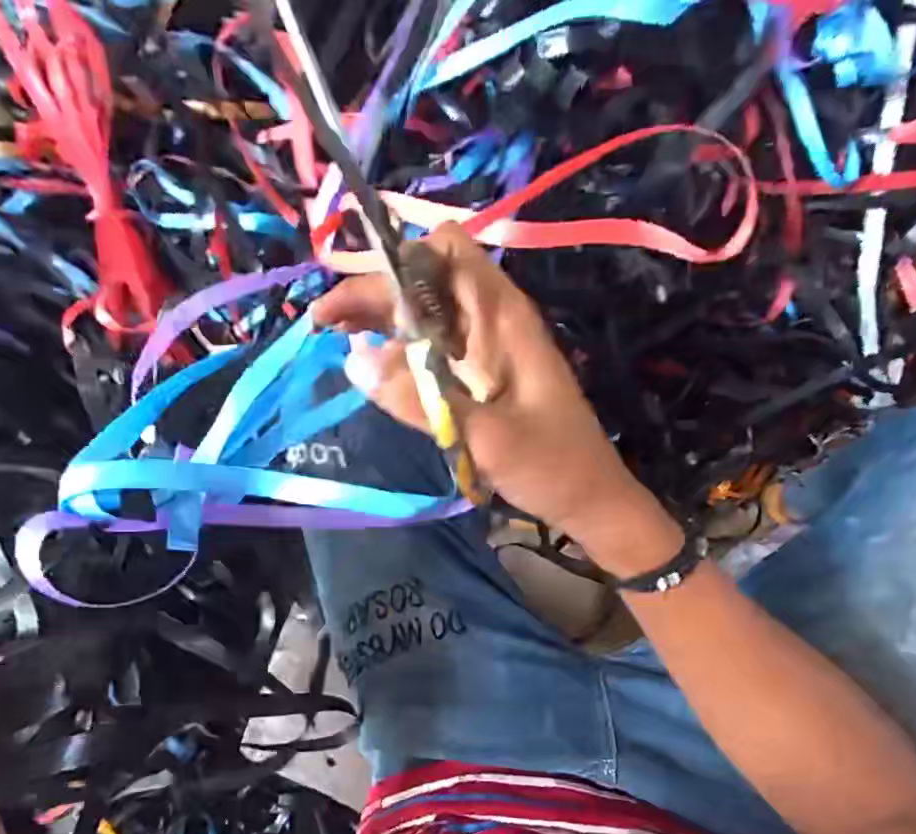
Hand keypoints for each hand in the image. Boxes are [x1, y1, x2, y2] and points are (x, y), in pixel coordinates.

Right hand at [310, 224, 683, 577]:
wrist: (589, 499)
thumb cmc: (550, 465)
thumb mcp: (484, 437)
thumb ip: (421, 400)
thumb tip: (353, 362)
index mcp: (503, 318)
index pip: (448, 252)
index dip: (401, 261)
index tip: (360, 300)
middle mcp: (493, 321)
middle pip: (427, 280)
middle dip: (376, 290)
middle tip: (325, 323)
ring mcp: (487, 348)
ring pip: (427, 312)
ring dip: (382, 317)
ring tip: (335, 336)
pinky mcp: (481, 375)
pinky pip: (434, 346)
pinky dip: (401, 348)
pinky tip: (374, 365)